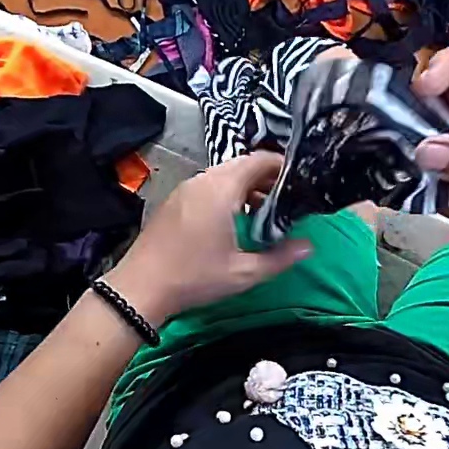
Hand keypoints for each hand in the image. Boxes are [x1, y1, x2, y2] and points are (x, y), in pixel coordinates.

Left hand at [103, 152, 311, 323]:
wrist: (141, 288)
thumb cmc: (194, 278)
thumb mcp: (244, 273)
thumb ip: (280, 258)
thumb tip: (308, 246)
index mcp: (221, 189)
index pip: (259, 160)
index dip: (283, 166)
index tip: (300, 182)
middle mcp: (202, 181)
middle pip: (242, 166)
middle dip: (267, 178)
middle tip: (287, 199)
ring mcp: (185, 190)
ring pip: (223, 176)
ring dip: (246, 188)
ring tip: (265, 212)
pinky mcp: (174, 202)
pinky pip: (208, 186)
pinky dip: (227, 194)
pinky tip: (235, 220)